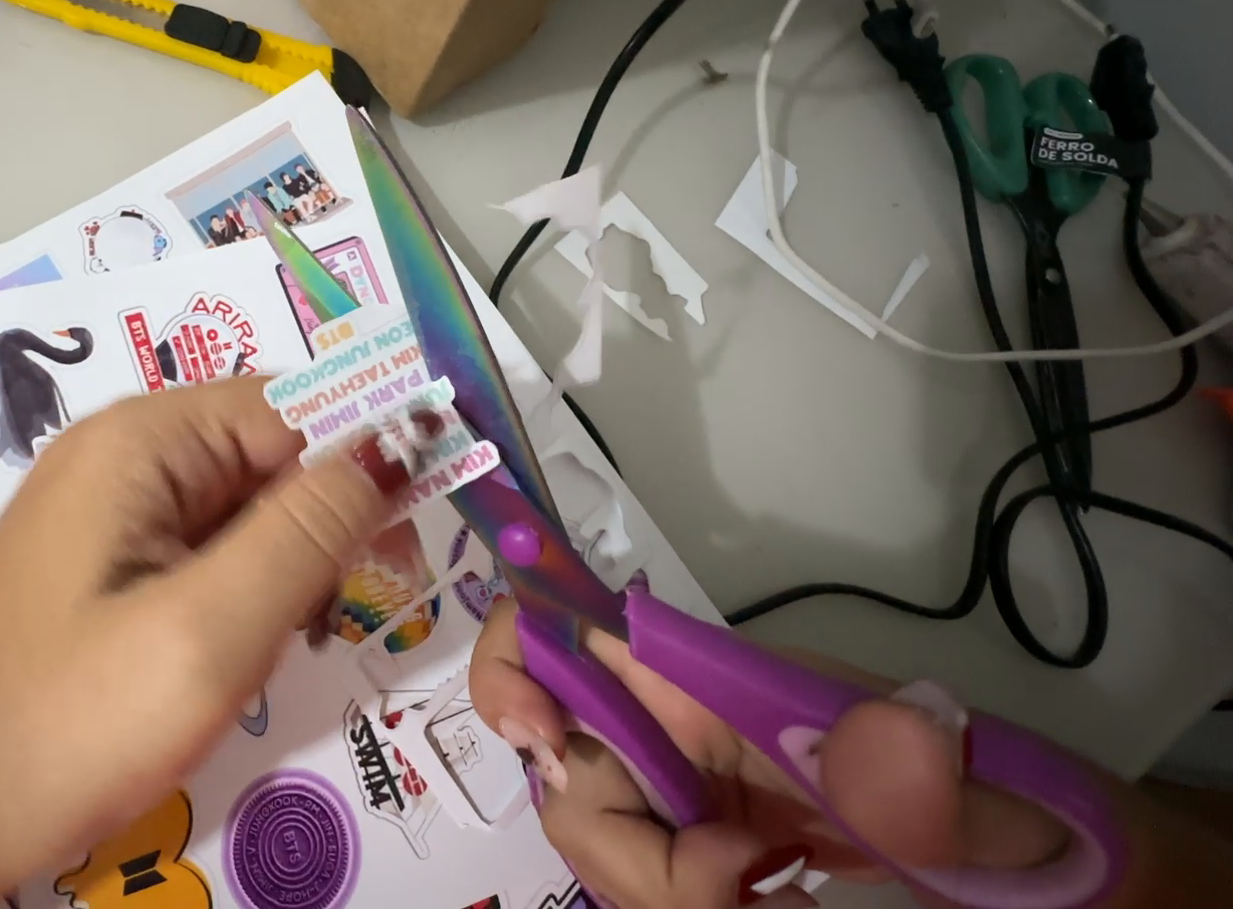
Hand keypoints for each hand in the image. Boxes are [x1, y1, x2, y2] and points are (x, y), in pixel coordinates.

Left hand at [0, 377, 419, 908]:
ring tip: (268, 643)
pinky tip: (230, 651)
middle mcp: (125, 453)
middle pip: (268, 453)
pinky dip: (242, 591)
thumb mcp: (210, 628)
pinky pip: (207, 548)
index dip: (365, 450)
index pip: (291, 406)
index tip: (421, 520)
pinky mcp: (107, 560)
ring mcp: (111, 508)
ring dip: (281, 566)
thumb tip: (395, 438)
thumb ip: (311, 527)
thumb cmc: (63, 725)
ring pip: (244, 506)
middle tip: (321, 612)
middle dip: (316, 524)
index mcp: (143, 439)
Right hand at [469, 599, 1072, 907]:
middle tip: (734, 881)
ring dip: (654, 884)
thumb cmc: (966, 791)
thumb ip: (924, 777)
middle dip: (617, 840)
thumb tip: (885, 742)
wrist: (997, 854)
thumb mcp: (961, 783)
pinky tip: (756, 898)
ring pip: (585, 827)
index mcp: (683, 670)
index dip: (510, 663)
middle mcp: (648, 716)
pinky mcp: (673, 839)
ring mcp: (657, 782)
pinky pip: (629, 872)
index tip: (538, 732)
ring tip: (770, 892)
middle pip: (554, 759)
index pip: (552, 626)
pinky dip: (673, 896)